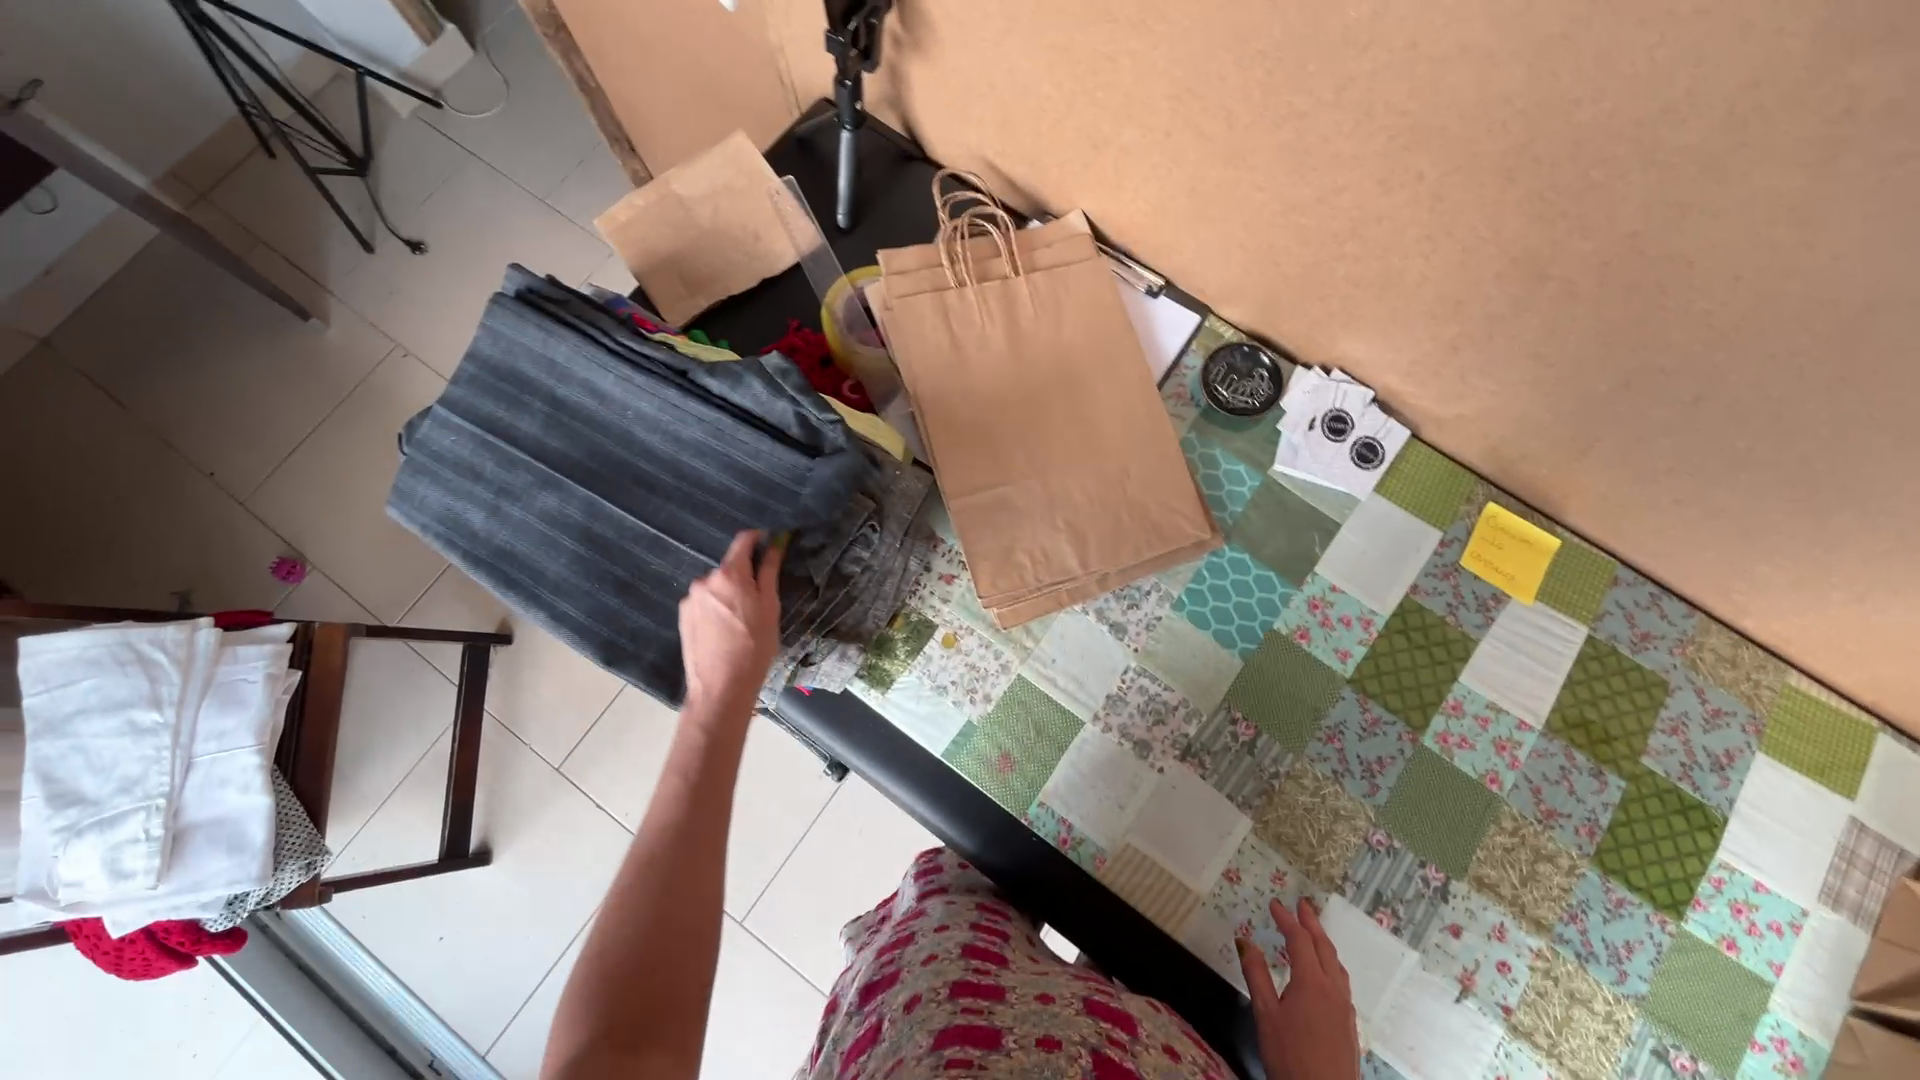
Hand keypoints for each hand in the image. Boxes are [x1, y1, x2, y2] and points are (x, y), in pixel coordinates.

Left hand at [678, 530, 782, 713]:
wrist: (721, 687)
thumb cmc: (754, 646)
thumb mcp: (770, 607)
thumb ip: (769, 572)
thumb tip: (774, 545)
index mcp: (729, 574)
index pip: (743, 541)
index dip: (758, 539)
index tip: (769, 544)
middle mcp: (705, 580)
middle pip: (729, 568)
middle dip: (744, 577)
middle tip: (759, 602)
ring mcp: (690, 599)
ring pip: (716, 588)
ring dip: (729, 595)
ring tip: (741, 623)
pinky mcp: (683, 617)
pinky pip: (704, 604)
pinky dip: (716, 609)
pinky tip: (724, 632)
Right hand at [1236, 897, 1361, 1079]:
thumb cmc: (1289, 1055)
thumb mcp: (1265, 1014)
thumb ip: (1256, 974)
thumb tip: (1245, 941)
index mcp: (1311, 982)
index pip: (1299, 940)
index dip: (1286, 919)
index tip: (1274, 903)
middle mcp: (1333, 989)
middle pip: (1324, 948)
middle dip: (1312, 923)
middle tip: (1302, 904)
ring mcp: (1345, 1008)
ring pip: (1336, 965)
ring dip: (1324, 943)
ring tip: (1314, 933)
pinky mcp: (1350, 1025)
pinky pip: (1341, 982)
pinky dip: (1330, 965)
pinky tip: (1325, 974)